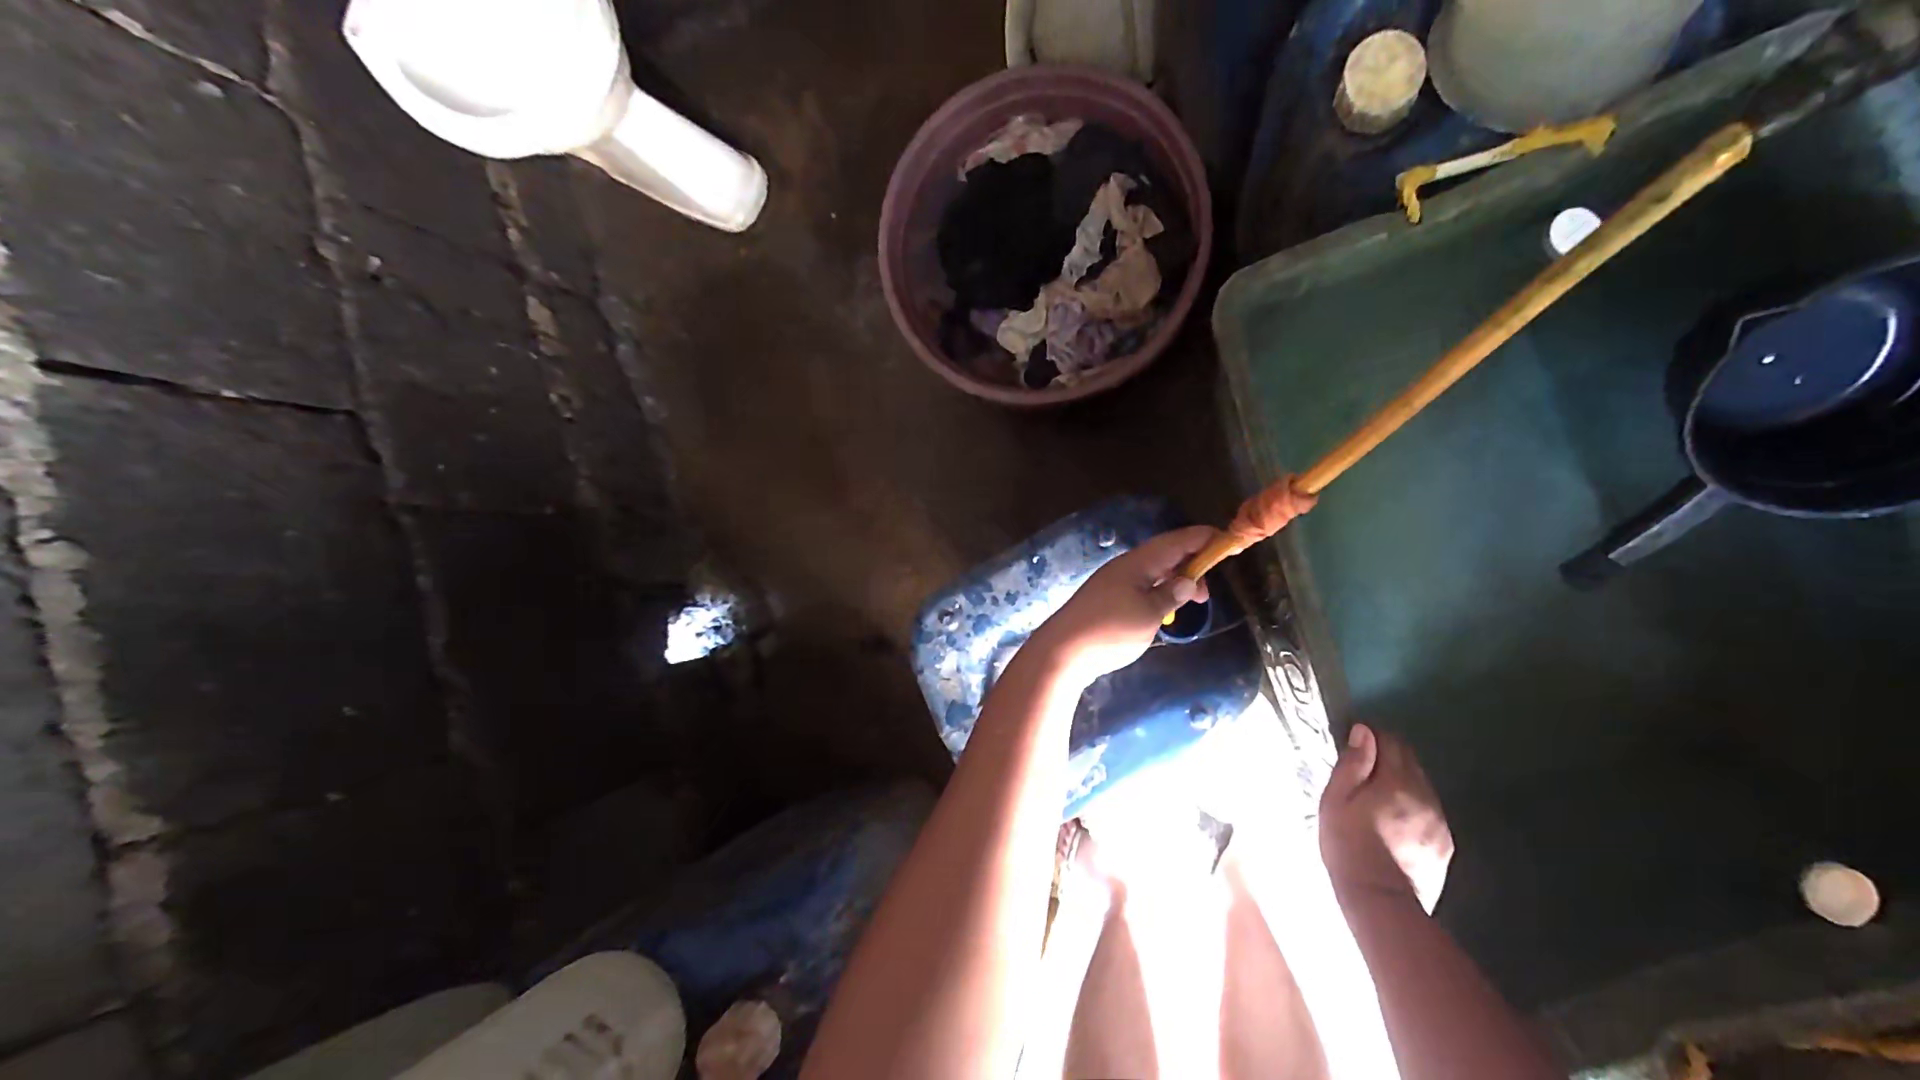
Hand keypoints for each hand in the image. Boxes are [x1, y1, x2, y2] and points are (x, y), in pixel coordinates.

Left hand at [1026, 526, 1213, 685]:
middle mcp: (1125, 566)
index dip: (1204, 538)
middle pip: (1165, 553)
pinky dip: (1160, 590)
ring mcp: (1113, 582)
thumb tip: (1187, 581)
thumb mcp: (1149, 615)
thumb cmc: (1110, 630)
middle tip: (1210, 588)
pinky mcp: (1106, 600)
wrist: (1062, 652)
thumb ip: (1171, 595)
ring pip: (1153, 570)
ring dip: (1176, 579)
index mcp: (1137, 562)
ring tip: (1194, 600)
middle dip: (1193, 562)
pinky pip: (1141, 585)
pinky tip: (1166, 608)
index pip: (1177, 540)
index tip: (1229, 541)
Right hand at [1319, 723, 1453, 912]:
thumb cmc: (1348, 845)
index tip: (1355, 741)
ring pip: (1421, 784)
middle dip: (1388, 754)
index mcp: (1396, 781)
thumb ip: (1353, 764)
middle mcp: (1424, 794)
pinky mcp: (1444, 841)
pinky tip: (1394, 817)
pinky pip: (1429, 808)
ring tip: (1377, 792)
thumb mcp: (1336, 800)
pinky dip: (1412, 802)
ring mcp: (1438, 819)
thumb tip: (1364, 732)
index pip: (1391, 742)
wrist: (1381, 900)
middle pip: (1410, 760)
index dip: (1373, 736)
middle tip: (1363, 764)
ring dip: (1401, 779)